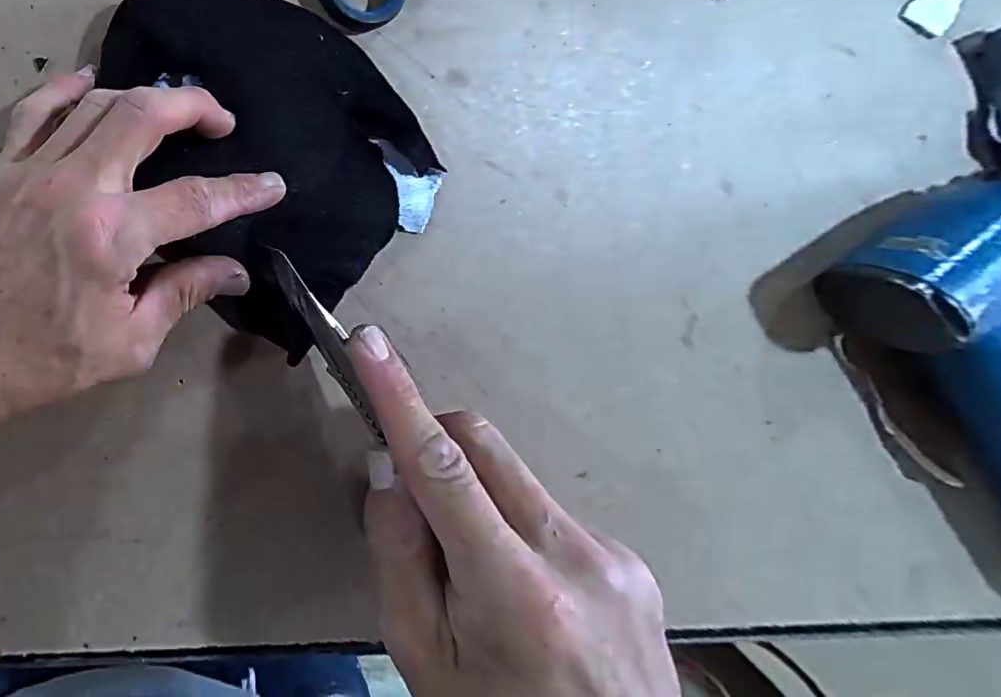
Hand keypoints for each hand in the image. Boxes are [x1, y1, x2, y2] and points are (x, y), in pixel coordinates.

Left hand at [0, 69, 285, 430]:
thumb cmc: (44, 360)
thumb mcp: (128, 345)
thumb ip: (183, 294)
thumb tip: (234, 270)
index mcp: (112, 237)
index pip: (196, 199)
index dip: (242, 189)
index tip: (272, 184)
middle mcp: (76, 188)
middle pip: (146, 116)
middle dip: (195, 105)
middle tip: (220, 120)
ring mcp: (34, 172)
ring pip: (98, 104)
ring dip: (145, 96)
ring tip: (171, 110)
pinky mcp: (3, 172)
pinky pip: (35, 111)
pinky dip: (67, 89)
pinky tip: (91, 80)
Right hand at [352, 324, 679, 696]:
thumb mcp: (420, 658)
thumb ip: (396, 554)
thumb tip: (392, 468)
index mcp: (514, 593)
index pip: (440, 465)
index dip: (397, 395)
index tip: (369, 342)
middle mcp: (575, 557)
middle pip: (481, 443)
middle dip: (433, 444)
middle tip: (414, 502)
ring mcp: (614, 556)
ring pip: (512, 473)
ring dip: (475, 495)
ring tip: (478, 572)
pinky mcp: (632, 560)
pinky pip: (547, 506)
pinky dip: (514, 523)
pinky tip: (526, 590)